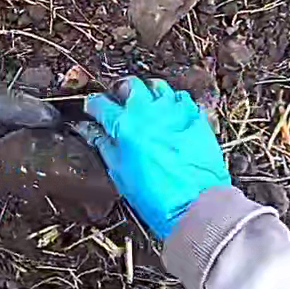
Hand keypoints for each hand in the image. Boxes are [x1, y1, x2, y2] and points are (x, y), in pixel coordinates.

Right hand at [81, 78, 229, 239]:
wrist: (195, 204)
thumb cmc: (157, 196)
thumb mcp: (120, 174)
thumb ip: (105, 146)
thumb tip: (93, 132)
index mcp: (125, 126)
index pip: (101, 103)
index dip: (93, 105)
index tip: (93, 108)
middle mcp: (148, 111)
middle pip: (130, 84)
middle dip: (121, 90)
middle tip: (119, 102)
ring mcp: (174, 110)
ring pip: (157, 86)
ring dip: (148, 93)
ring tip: (146, 106)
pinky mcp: (195, 116)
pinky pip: (181, 99)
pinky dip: (173, 103)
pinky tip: (170, 116)